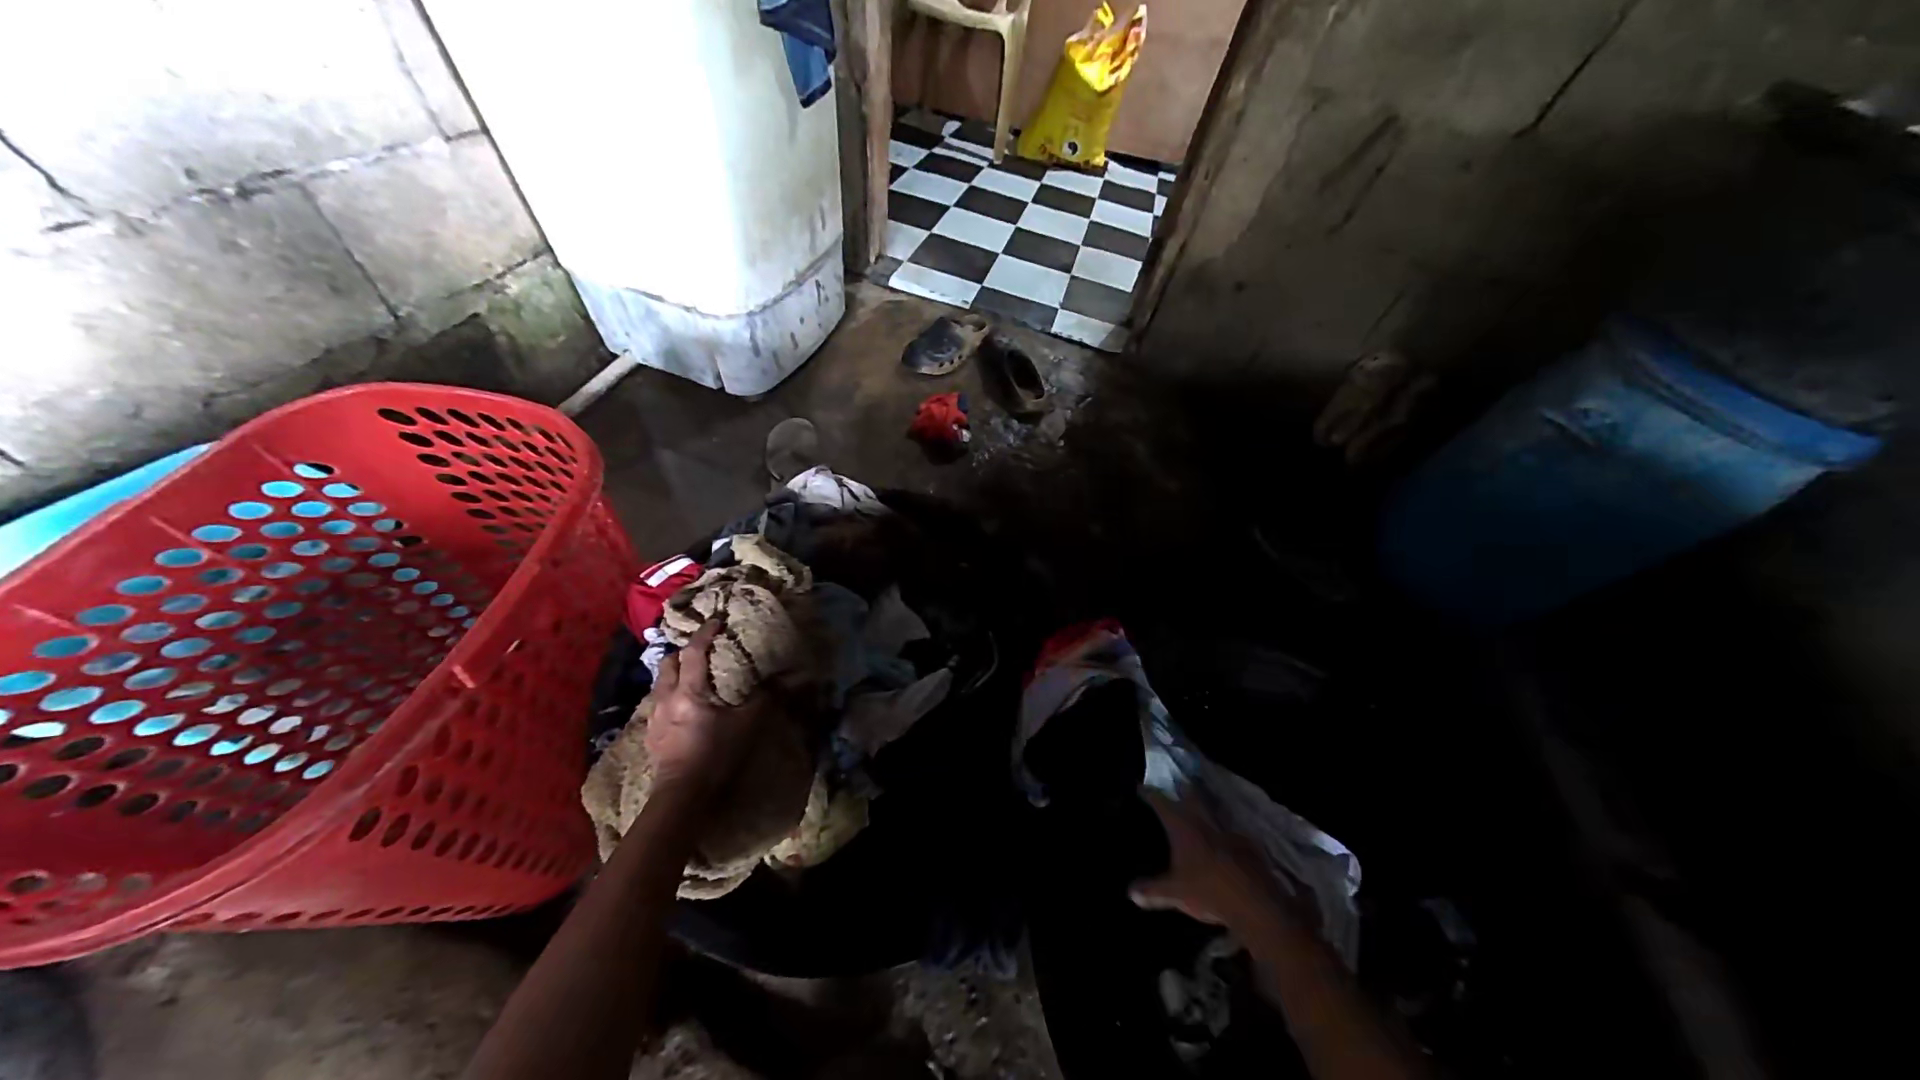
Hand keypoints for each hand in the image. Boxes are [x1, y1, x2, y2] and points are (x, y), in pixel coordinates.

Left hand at [645, 621, 773, 798]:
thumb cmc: (715, 756)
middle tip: (702, 649)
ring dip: (675, 672)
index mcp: (688, 691)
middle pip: (669, 663)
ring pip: (660, 683)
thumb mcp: (747, 725)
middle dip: (684, 652)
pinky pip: (658, 702)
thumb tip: (785, 679)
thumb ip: (764, 699)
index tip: (716, 622)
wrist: (682, 796)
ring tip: (691, 674)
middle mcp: (665, 698)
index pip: (694, 652)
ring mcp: (654, 717)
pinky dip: (670, 694)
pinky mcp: (651, 734)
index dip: (705, 634)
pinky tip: (682, 705)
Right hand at [1130, 788, 1288, 929]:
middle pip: (1192, 797)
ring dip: (1207, 808)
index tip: (1141, 786)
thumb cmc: (1207, 891)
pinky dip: (1225, 834)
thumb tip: (1131, 892)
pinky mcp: (1249, 846)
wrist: (1255, 904)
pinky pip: (1232, 833)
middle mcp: (1204, 823)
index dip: (1150, 794)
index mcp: (1183, 828)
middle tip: (1176, 784)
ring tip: (1200, 810)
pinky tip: (1226, 841)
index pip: (1161, 803)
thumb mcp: (1174, 893)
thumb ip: (1152, 891)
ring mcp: (1229, 832)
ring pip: (1214, 812)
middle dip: (1183, 790)